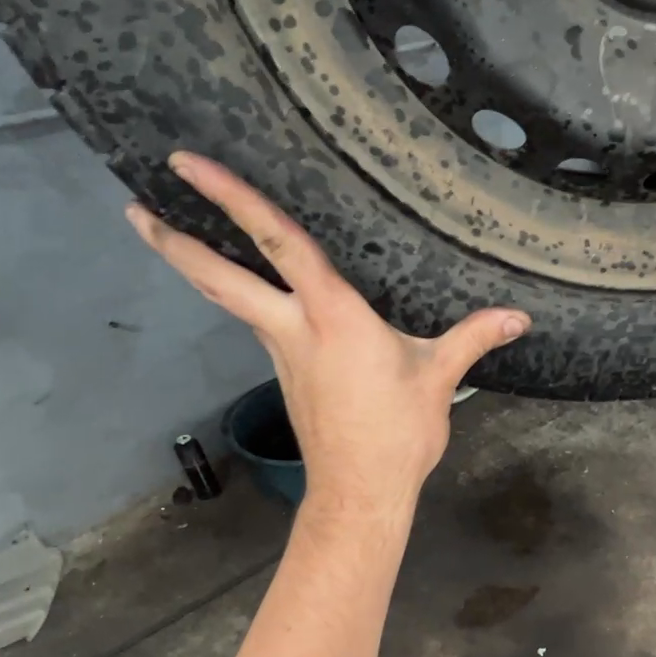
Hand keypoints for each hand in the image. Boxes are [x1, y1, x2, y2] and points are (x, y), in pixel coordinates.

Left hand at [127, 153, 527, 517]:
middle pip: (221, 278)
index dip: (236, 200)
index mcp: (333, 316)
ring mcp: (283, 353)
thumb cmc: (398, 431)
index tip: (189, 166)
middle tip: (134, 205)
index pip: (281, 245)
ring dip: (197, 265)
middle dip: (174, 241)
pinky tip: (254, 292)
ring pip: (231, 300)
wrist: (360, 490)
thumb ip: (475, 337)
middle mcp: (295, 328)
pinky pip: (257, 322)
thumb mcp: (440, 377)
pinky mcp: (287, 374)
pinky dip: (241, 295)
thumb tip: (520, 316)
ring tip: (171, 235)